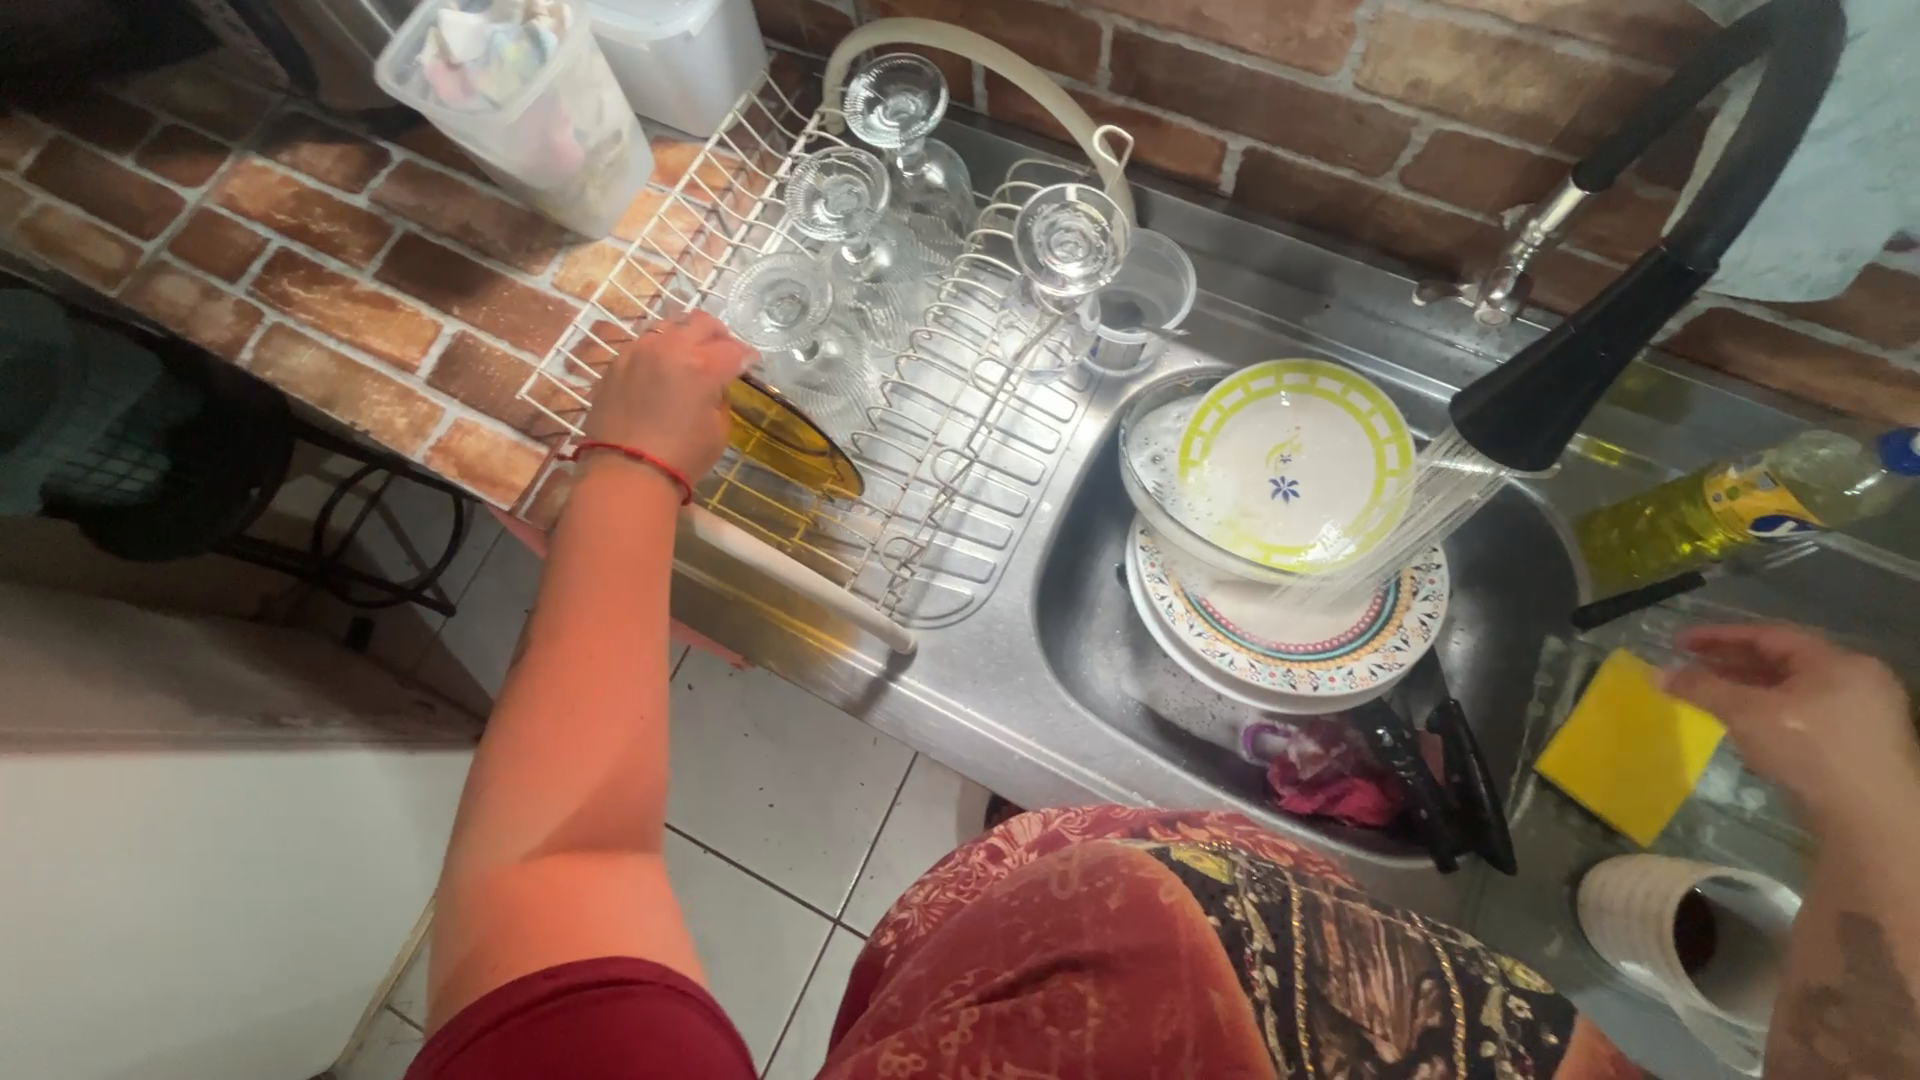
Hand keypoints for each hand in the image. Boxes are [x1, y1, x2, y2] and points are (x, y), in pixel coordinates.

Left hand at [583, 311, 752, 481]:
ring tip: (692, 355)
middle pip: (702, 323)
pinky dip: (661, 349)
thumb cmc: (682, 457)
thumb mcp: (719, 431)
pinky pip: (645, 343)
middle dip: (720, 335)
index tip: (752, 363)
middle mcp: (671, 349)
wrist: (626, 471)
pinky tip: (663, 369)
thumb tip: (716, 385)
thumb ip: (720, 398)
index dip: (747, 356)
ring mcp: (640, 351)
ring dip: (687, 336)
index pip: (734, 350)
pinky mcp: (617, 362)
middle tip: (725, 351)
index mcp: (703, 367)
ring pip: (669, 325)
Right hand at [1663, 622, 1919, 829]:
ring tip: (1703, 690)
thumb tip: (1654, 673)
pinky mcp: (1855, 738)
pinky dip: (1763, 705)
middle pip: (1780, 660)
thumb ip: (1700, 688)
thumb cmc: (1809, 750)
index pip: (1770, 635)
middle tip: (1686, 664)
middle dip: (1728, 661)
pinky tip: (1737, 716)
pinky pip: (1800, 708)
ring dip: (1742, 685)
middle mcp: (1856, 680)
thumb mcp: (1745, 712)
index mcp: (1839, 664)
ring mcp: (1860, 711)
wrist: (1870, 816)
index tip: (1678, 642)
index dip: (1719, 635)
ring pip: (1789, 686)